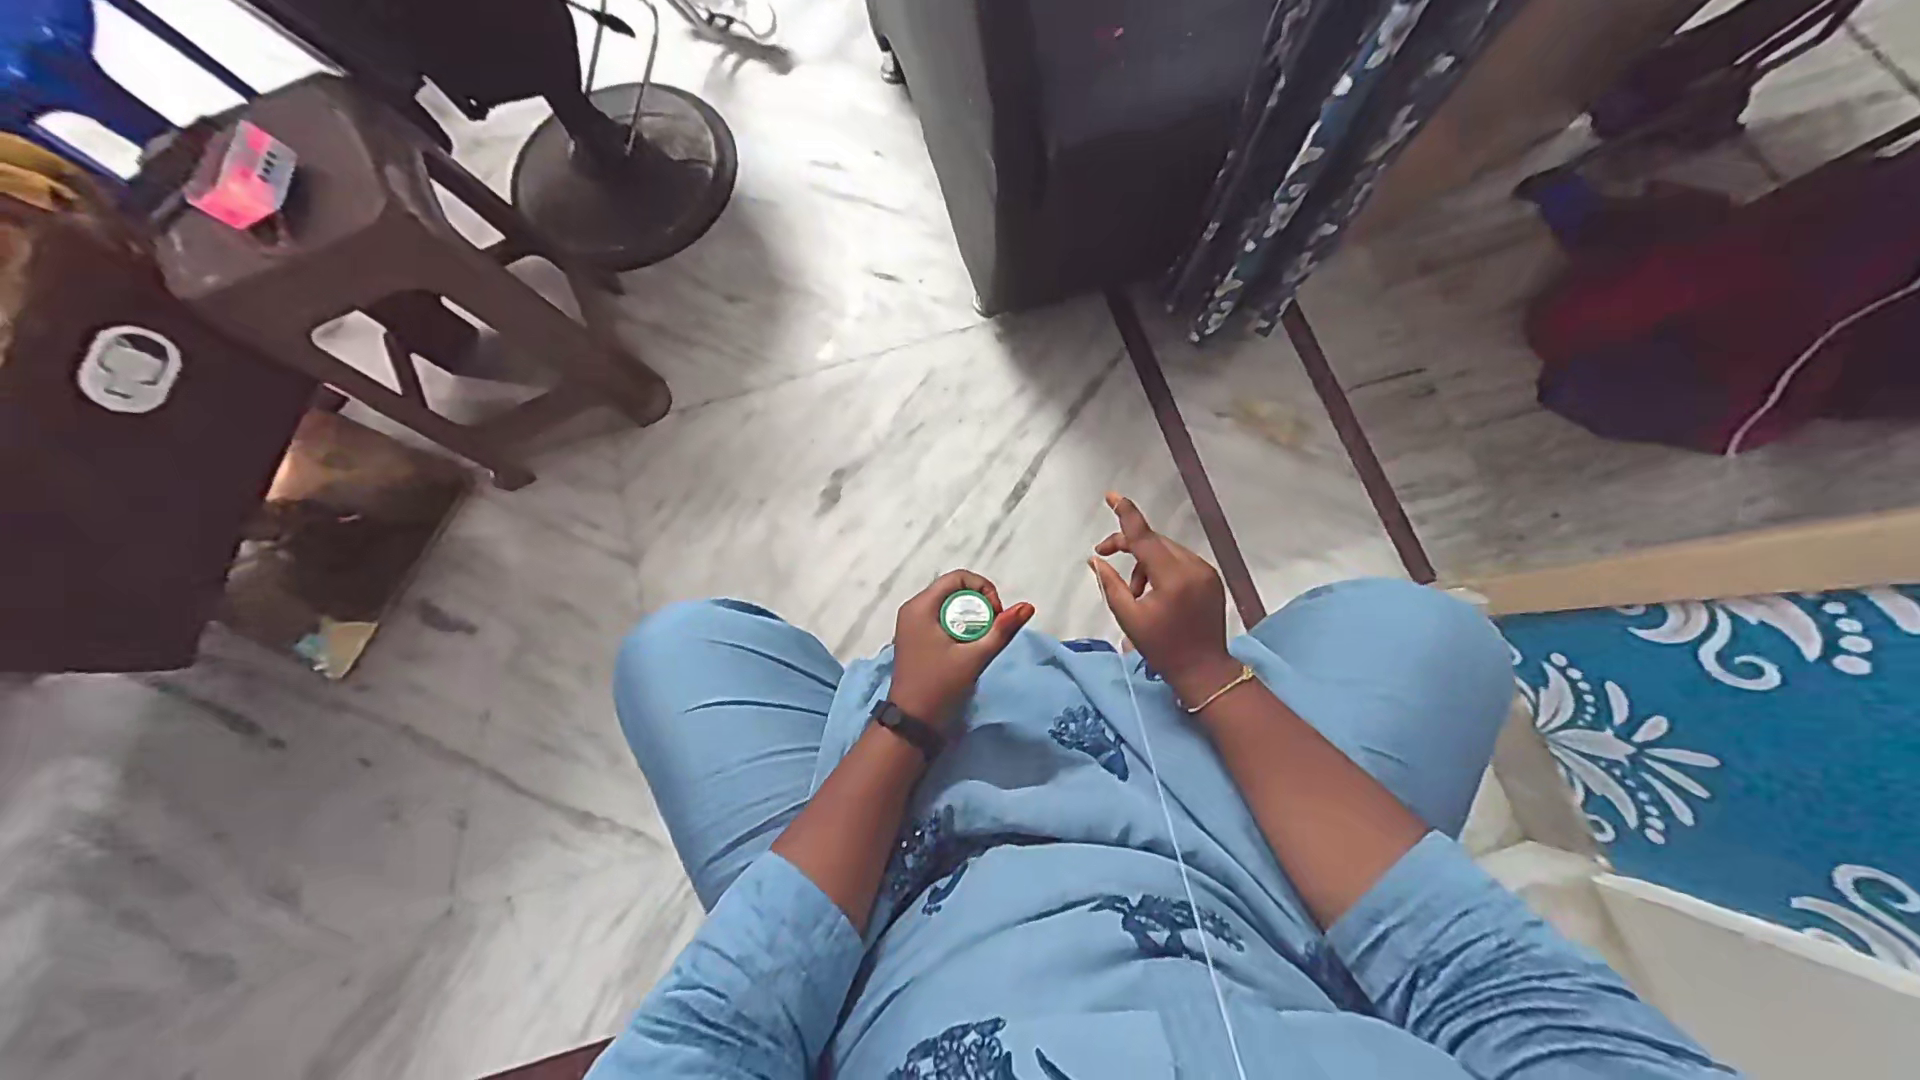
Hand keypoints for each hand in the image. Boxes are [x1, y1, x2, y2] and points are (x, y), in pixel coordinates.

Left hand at [889, 570, 1033, 730]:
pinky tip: (968, 646)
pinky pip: (942, 619)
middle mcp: (913, 609)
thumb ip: (1002, 630)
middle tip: (992, 629)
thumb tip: (1027, 606)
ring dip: (971, 616)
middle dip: (979, 604)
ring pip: (949, 605)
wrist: (912, 722)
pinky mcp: (916, 637)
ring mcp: (912, 624)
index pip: (958, 577)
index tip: (996, 615)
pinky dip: (959, 626)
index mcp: (920, 607)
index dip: (983, 589)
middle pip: (954, 589)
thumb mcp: (974, 657)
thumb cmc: (940, 687)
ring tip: (982, 639)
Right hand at [1088, 494, 1241, 707]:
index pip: (1144, 538)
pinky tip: (1153, 590)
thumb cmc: (1162, 647)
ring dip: (1144, 561)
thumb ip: (1110, 584)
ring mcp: (1206, 572)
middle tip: (1103, 556)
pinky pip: (1180, 561)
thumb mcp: (1128, 617)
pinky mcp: (1211, 578)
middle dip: (1127, 546)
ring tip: (1135, 591)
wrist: (1204, 670)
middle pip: (1154, 542)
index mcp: (1173, 578)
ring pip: (1166, 550)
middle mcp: (1193, 568)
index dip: (1126, 515)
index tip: (1112, 496)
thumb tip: (1096, 560)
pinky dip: (1161, 568)